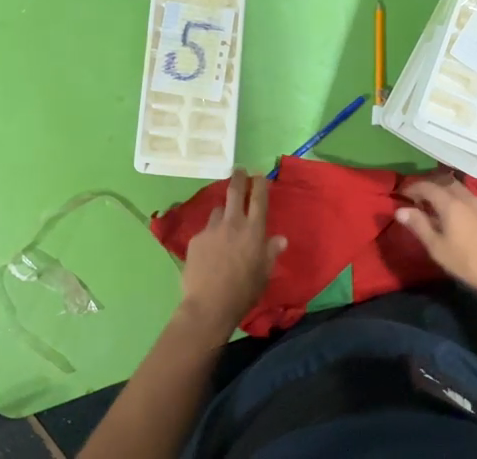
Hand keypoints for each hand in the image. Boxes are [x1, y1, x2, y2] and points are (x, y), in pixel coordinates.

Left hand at [180, 169, 286, 335]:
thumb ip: (270, 253)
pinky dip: (211, 235)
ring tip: (225, 223)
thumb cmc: (243, 292)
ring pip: (218, 211)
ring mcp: (212, 229)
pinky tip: (210, 251)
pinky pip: (206, 231)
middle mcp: (232, 224)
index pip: (258, 199)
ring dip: (224, 212)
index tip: (259, 174)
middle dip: (238, 178)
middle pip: (235, 192)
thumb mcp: (264, 274)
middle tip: (239, 170)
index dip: (259, 184)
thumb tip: (280, 239)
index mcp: (253, 231)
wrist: (209, 305)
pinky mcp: (196, 239)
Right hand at [396, 175, 476, 301]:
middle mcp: (467, 197)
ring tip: (438, 207)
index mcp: (451, 203)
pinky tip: (460, 217)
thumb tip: (400, 210)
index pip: (427, 186)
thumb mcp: (437, 248)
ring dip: (446, 192)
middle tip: (419, 198)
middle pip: (445, 182)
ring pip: (461, 189)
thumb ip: (418, 225)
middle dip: (430, 186)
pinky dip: (460, 201)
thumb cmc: (467, 263)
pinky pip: (472, 199)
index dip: (412, 187)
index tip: (402, 195)